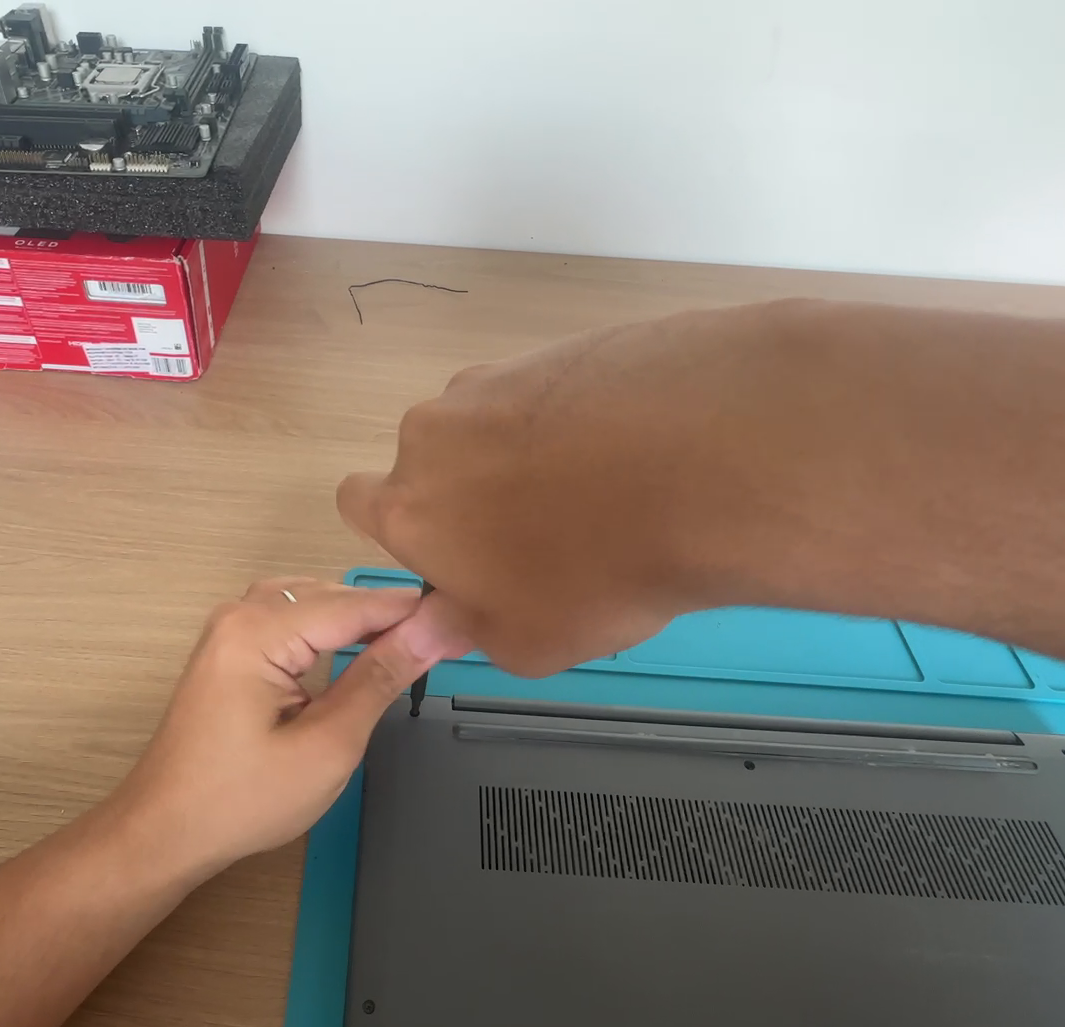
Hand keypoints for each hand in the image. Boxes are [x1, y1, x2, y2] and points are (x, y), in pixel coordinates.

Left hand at [108, 578, 468, 876]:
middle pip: (330, 594)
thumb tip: (429, 632)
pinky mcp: (227, 646)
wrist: (164, 830)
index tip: (462, 617)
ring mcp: (228, 627)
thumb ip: (378, 678)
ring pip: (310, 599)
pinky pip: (288, 614)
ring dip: (356, 616)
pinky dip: (326, 624)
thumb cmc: (243, 799)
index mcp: (258, 631)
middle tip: (440, 638)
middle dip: (384, 613)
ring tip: (405, 642)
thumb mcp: (327, 744)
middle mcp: (239, 613)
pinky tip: (352, 644)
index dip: (410, 610)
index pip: (353, 604)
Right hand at [338, 302, 819, 676]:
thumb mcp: (526, 642)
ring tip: (598, 489)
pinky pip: (550, 394)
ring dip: (521, 454)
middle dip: (466, 493)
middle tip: (536, 533)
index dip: (400, 532)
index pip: (358, 505)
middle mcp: (434, 429)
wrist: (706, 462)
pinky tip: (631, 450)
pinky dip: (574, 420)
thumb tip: (437, 619)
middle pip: (430, 461)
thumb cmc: (595, 572)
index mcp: (408, 504)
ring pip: (490, 424)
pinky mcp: (560, 346)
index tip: (450, 555)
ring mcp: (498, 378)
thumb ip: (464, 629)